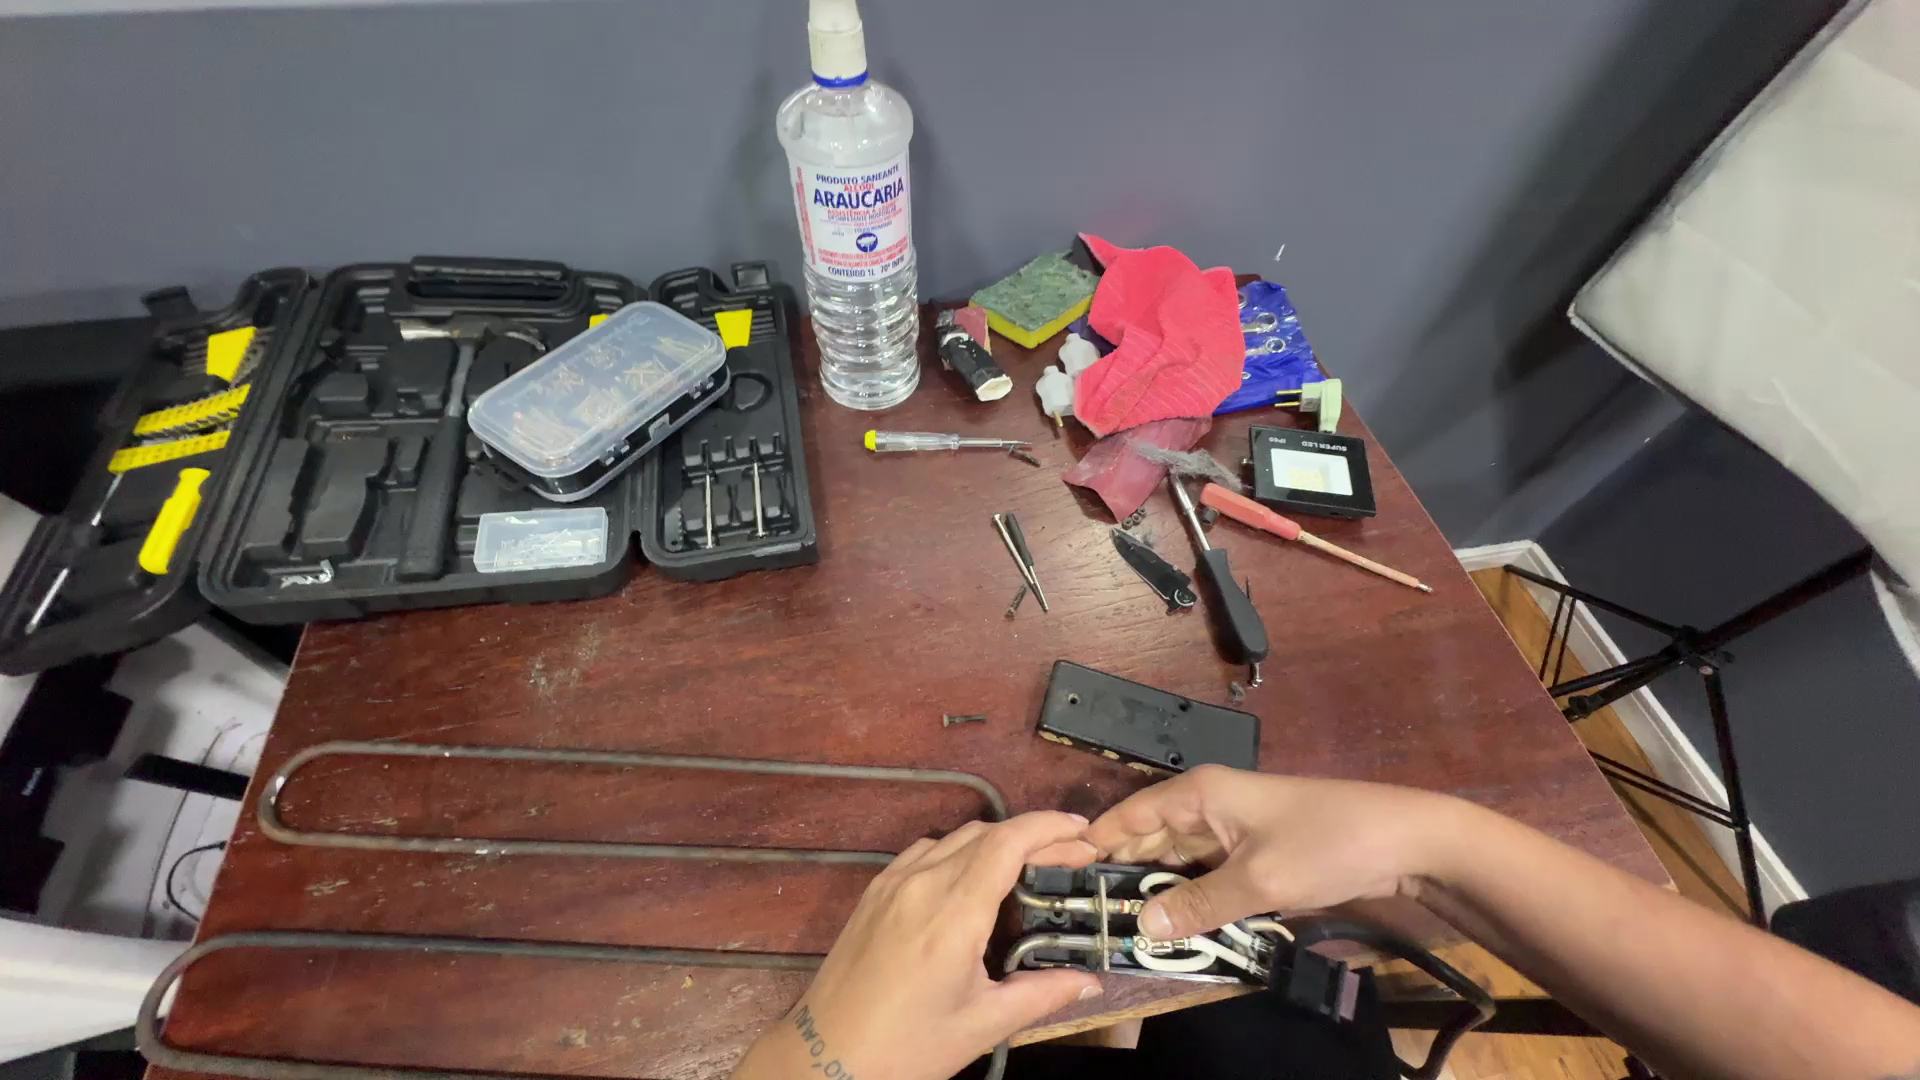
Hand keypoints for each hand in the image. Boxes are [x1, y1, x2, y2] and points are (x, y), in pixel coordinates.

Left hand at [732, 812, 1103, 1079]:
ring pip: (956, 836)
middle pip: (987, 832)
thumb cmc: (908, 1046)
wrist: (826, 1057)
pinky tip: (972, 875)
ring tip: (1029, 862)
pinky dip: (960, 849)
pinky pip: (926, 849)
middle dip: (1034, 834)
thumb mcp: (980, 1025)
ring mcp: (895, 879)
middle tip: (1071, 853)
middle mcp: (923, 881)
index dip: (1048, 826)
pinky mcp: (876, 887)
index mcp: (953, 912)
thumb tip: (1092, 981)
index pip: (1007, 843)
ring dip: (997, 839)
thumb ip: (1041, 994)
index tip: (1084, 831)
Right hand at [1084, 765, 1467, 939]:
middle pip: (1147, 839)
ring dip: (1156, 890)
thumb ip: (1199, 904)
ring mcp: (1226, 828)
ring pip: (1174, 859)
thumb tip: (1143, 925)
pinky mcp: (1247, 850)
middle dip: (1122, 874)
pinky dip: (1188, 896)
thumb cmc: (1324, 844)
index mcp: (1196, 794)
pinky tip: (1173, 927)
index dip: (1095, 845)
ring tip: (1122, 929)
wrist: (1404, 839)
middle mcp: (1203, 804)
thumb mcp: (1260, 881)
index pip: (1128, 816)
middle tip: (1091, 917)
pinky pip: (1203, 872)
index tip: (1063, 880)